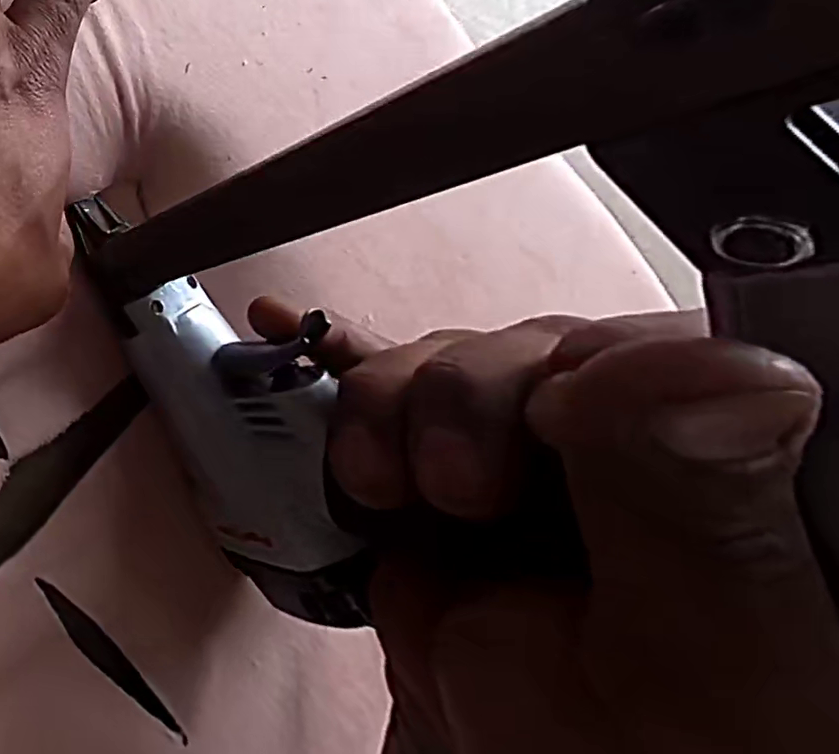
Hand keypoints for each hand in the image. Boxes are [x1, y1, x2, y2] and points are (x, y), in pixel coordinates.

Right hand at [248, 300, 838, 753]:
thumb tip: (718, 367)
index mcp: (754, 469)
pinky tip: (280, 324)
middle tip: (447, 490)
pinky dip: (327, 353)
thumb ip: (693, 513)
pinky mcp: (430, 440)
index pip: (678, 353)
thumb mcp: (693, 653)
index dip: (598, 371)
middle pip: (531, 348)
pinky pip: (372, 370)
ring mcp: (522, 432)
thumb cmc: (636, 748)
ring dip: (381, 405)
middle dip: (459, 402)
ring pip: (440, 359)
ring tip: (372, 482)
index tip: (546, 432)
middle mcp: (636, 432)